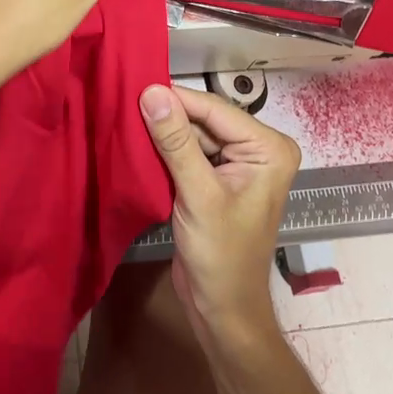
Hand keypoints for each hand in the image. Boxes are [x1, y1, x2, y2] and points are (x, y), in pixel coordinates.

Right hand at [140, 84, 300, 342]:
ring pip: (193, 134)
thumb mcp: (197, 194)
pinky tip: (137, 142)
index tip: (132, 86)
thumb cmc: (221, 255)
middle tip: (123, 102)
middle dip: (167, 115)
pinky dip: (165, 150)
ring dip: (163, 132)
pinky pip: (189, 152)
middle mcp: (259, 148)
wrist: (222, 307)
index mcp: (269, 148)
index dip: (174, 98)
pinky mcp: (217, 178)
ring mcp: (239, 163)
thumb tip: (151, 92)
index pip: (215, 109)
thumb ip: (175, 142)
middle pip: (204, 119)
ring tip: (124, 118)